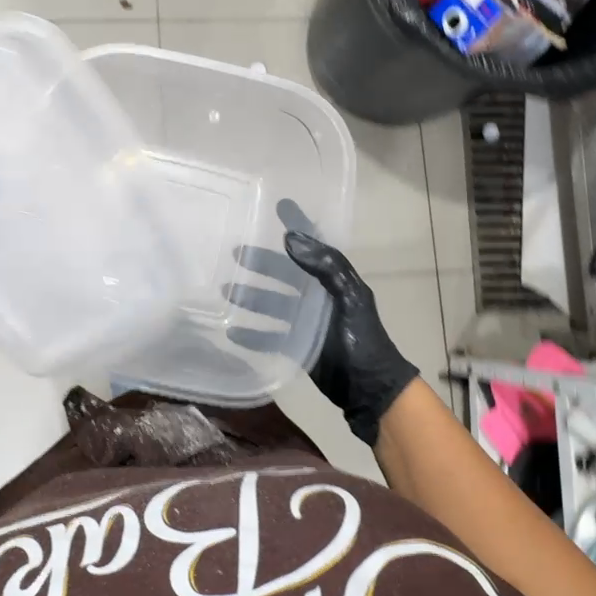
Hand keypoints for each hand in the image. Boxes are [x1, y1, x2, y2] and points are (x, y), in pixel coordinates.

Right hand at [229, 200, 418, 445]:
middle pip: (284, 274)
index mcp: (333, 279)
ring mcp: (306, 323)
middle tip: (234, 253)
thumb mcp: (349, 298)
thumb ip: (325, 267)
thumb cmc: (362, 340)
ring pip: (272, 304)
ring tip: (225, 291)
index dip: (297, 226)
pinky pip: (269, 337)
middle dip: (261, 263)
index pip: (312, 245)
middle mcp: (318, 297)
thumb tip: (290, 238)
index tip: (278, 206)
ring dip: (251, 297)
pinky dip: (252, 334)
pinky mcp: (298, 347)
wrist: (370, 390)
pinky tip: (232, 332)